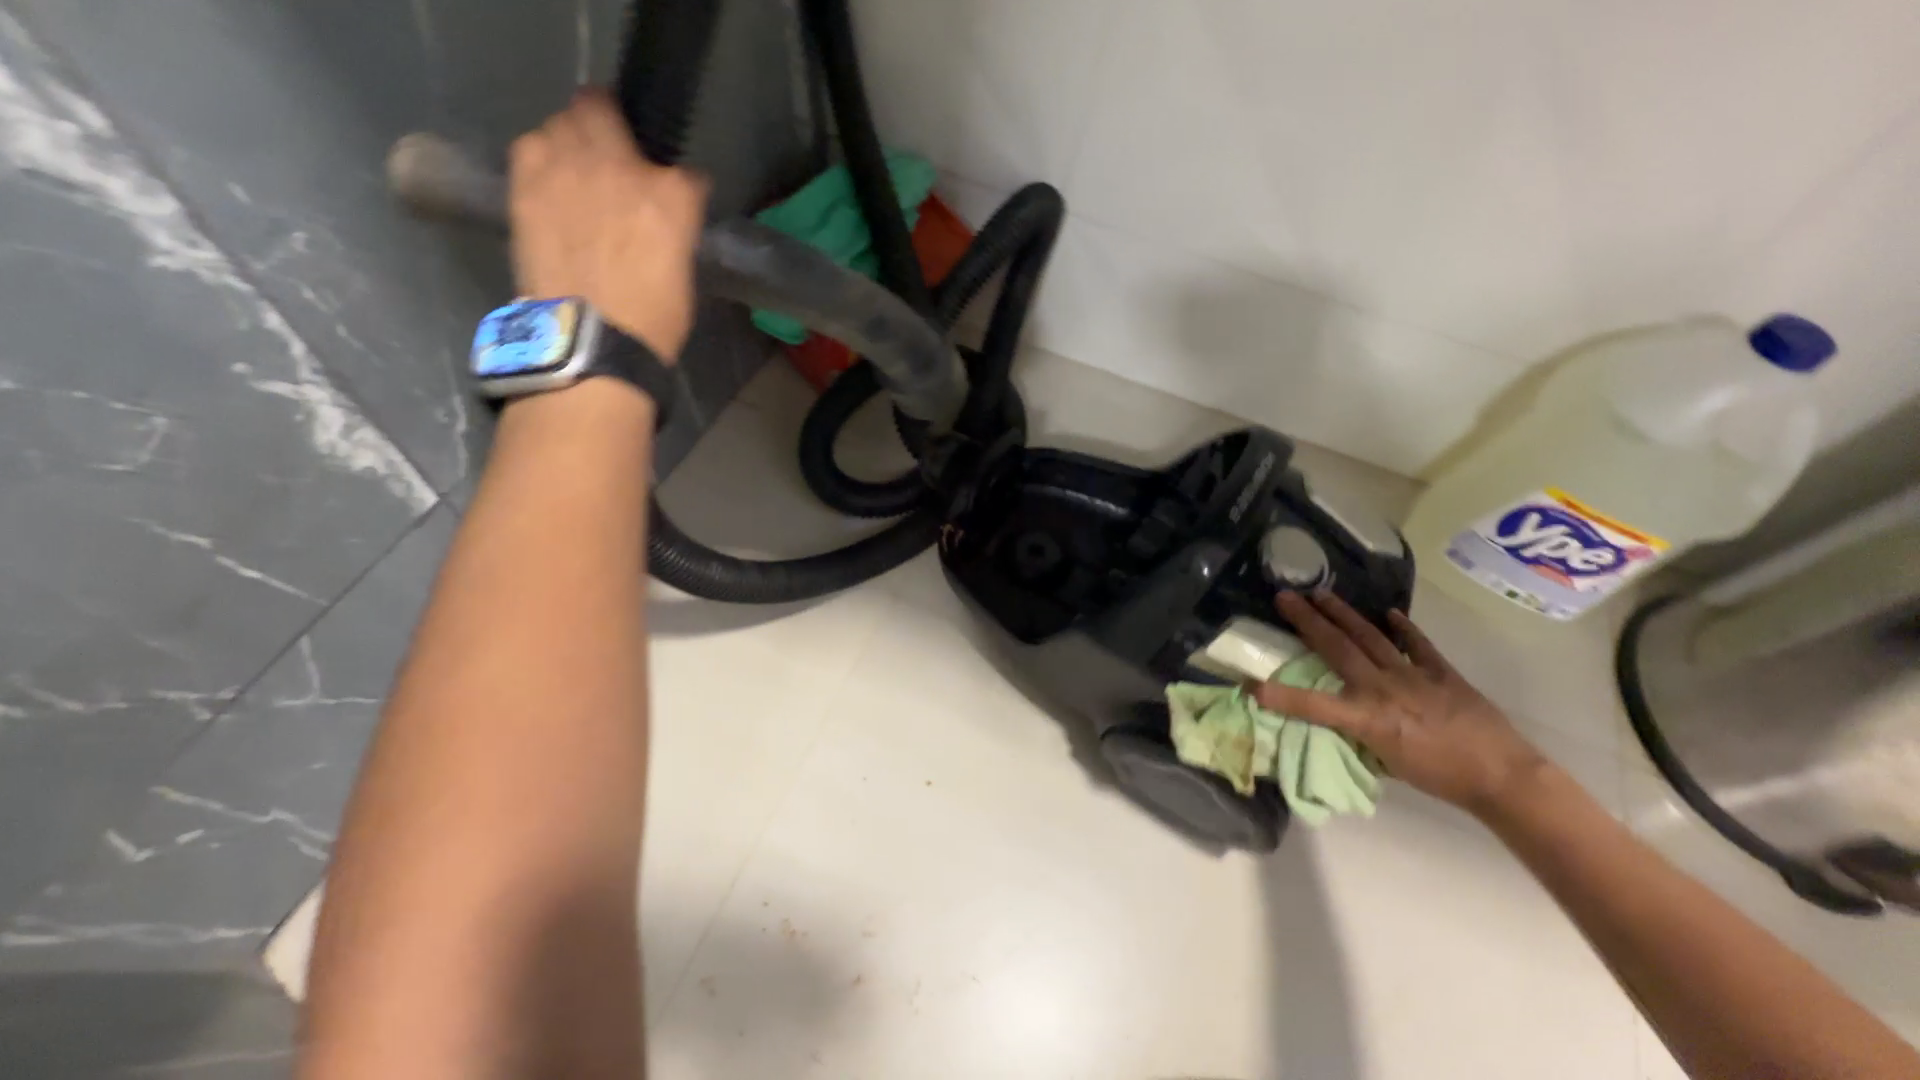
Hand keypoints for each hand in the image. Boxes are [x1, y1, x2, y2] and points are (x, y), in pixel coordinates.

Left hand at [508, 88, 709, 360]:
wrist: (590, 342)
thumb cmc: (650, 319)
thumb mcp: (681, 268)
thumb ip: (674, 225)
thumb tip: (663, 213)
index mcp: (672, 194)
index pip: (683, 169)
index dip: (674, 181)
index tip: (670, 197)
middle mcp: (620, 165)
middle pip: (604, 108)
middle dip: (611, 125)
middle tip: (613, 155)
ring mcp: (568, 168)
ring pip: (564, 120)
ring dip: (572, 139)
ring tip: (576, 170)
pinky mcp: (527, 183)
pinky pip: (532, 145)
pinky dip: (542, 156)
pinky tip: (549, 182)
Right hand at [1252, 591, 1548, 815]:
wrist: (1500, 775)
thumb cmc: (1440, 779)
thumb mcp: (1387, 765)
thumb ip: (1362, 737)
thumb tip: (1344, 720)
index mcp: (1368, 719)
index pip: (1313, 706)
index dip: (1280, 696)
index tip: (1250, 685)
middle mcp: (1384, 689)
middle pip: (1339, 649)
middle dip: (1308, 622)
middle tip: (1285, 597)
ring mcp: (1413, 676)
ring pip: (1371, 638)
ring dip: (1343, 614)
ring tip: (1322, 594)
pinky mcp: (1441, 672)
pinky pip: (1418, 645)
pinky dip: (1403, 628)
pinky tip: (1389, 613)